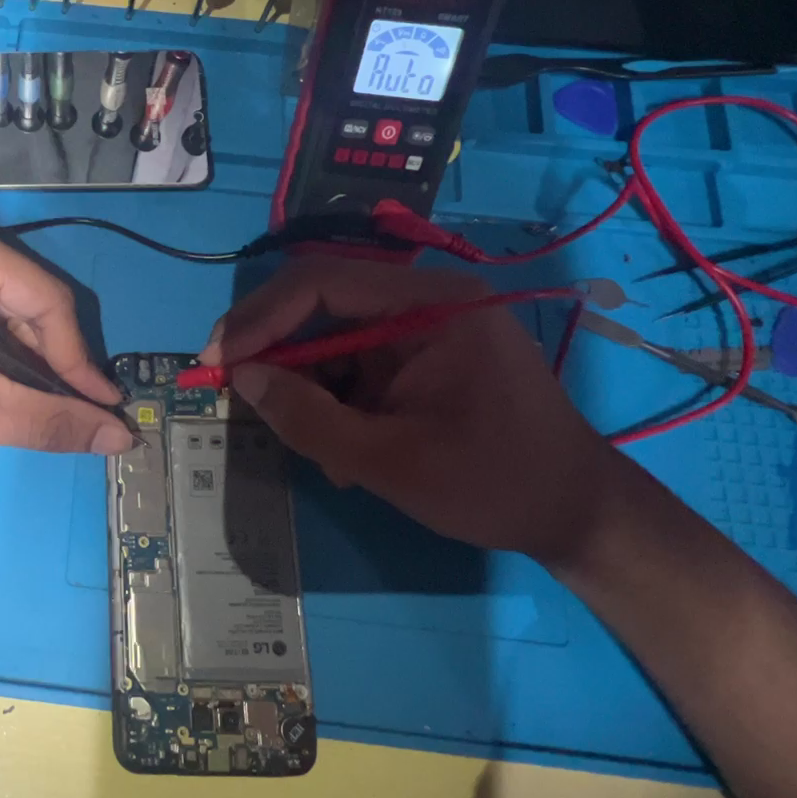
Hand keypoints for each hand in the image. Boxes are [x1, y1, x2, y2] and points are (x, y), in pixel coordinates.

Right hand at [201, 256, 632, 561]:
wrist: (578, 515)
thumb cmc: (495, 483)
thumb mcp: (389, 461)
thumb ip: (308, 418)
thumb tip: (241, 379)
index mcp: (431, 304)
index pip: (322, 282)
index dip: (260, 316)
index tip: (218, 359)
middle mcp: (423, 301)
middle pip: (319, 302)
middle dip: (270, 346)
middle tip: (227, 383)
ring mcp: (420, 329)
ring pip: (328, 337)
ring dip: (302, 384)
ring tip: (302, 441)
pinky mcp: (417, 358)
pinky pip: (351, 364)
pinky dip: (330, 401)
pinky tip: (338, 451)